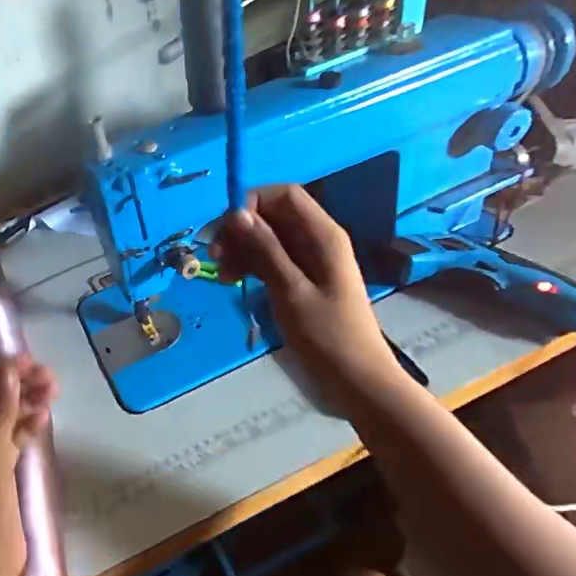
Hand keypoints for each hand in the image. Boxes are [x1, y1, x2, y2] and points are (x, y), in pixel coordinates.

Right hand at [212, 185, 407, 403]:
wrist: (358, 381)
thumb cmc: (328, 336)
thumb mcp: (291, 291)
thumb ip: (265, 250)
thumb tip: (237, 213)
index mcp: (323, 235)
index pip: (284, 195)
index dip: (252, 203)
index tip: (225, 230)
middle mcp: (318, 240)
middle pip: (275, 215)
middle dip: (243, 229)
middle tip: (217, 256)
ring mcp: (312, 262)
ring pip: (271, 239)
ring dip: (244, 249)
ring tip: (224, 274)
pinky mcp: (305, 282)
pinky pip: (275, 260)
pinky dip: (254, 265)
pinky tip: (236, 281)